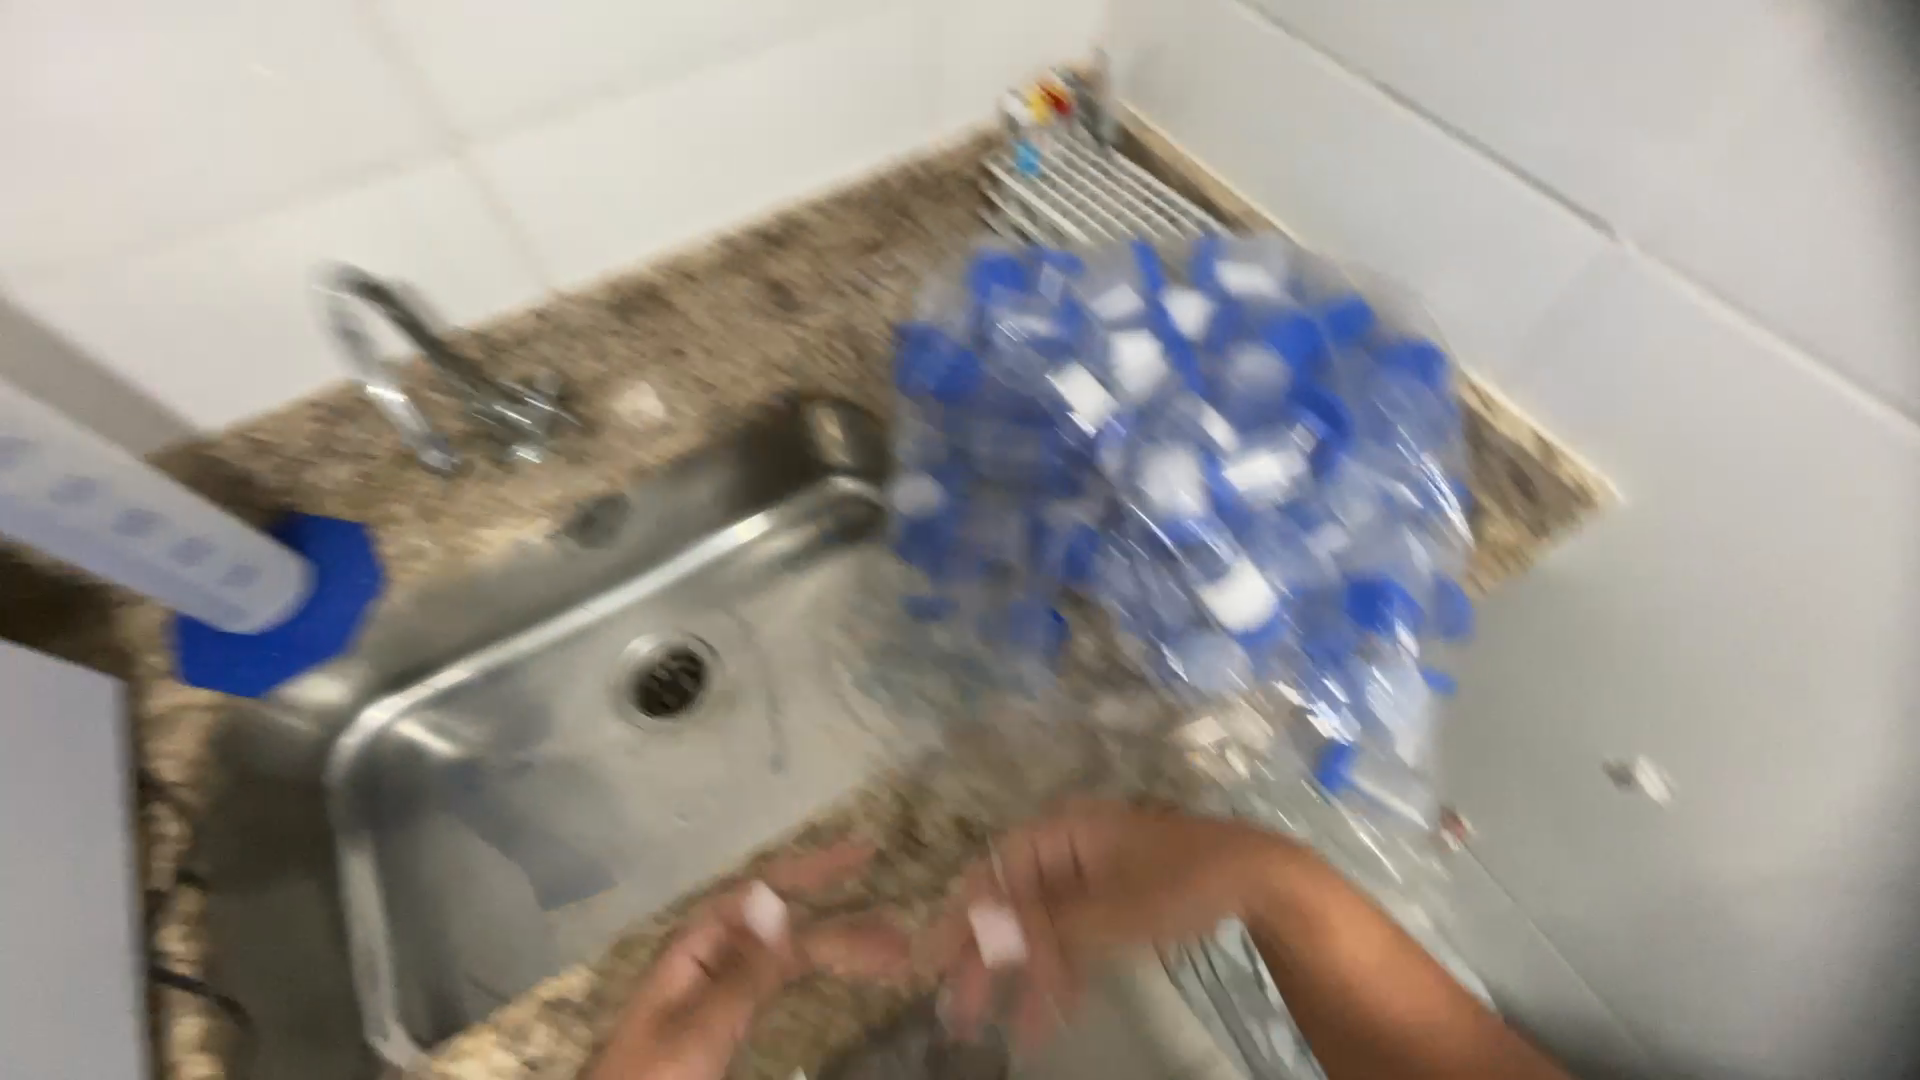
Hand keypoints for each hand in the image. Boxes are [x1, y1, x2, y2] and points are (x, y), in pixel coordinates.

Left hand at [590, 843, 913, 1079]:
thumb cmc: (651, 1078)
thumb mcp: (698, 1028)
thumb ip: (741, 969)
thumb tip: (777, 901)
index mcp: (700, 941)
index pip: (766, 887)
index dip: (815, 867)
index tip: (863, 855)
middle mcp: (714, 950)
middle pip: (787, 916)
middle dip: (842, 913)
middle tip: (896, 919)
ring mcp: (721, 982)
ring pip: (790, 949)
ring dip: (838, 944)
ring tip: (890, 951)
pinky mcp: (726, 1014)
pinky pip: (780, 976)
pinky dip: (814, 966)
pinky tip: (837, 965)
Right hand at [925, 799, 1297, 1046]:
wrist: (1252, 878)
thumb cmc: (1177, 880)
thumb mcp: (1109, 907)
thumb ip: (1043, 921)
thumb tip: (980, 927)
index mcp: (1061, 833)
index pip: (995, 870)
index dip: (963, 915)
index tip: (935, 960)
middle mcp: (1066, 850)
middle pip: (1012, 901)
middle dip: (987, 956)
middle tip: (960, 1008)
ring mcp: (1088, 877)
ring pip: (1040, 926)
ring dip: (1023, 977)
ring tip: (1003, 1030)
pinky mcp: (1109, 903)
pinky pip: (1071, 938)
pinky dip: (1061, 974)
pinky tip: (1052, 1015)